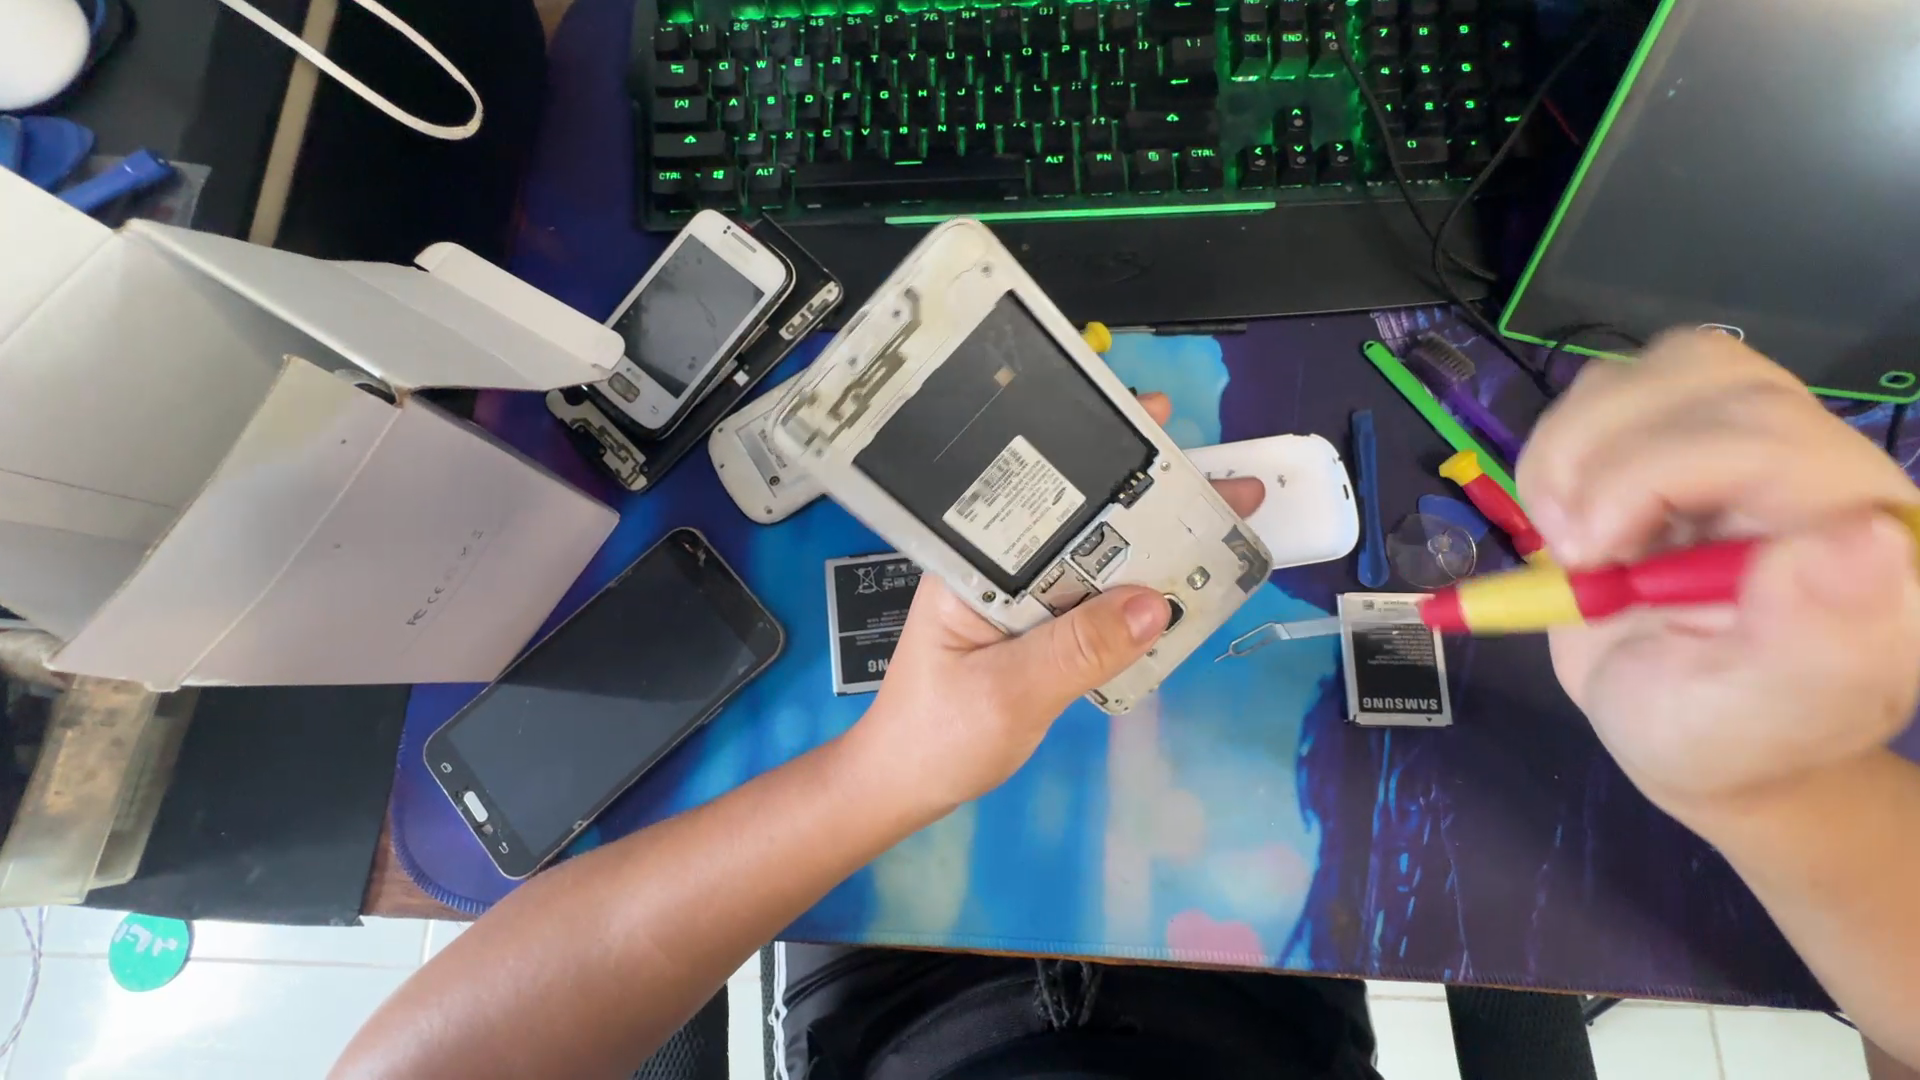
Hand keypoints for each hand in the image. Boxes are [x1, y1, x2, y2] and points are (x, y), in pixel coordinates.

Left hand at [846, 394, 1264, 812]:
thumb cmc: (938, 735)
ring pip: (1092, 559)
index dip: (1096, 456)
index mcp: (973, 563)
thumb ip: (1077, 649)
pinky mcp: (1038, 628)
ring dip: (1151, 543)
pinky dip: (1136, 591)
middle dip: (1147, 496)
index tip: (1153, 424)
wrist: (910, 783)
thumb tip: (1155, 602)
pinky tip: (1182, 582)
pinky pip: (1094, 601)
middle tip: (1220, 477)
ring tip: (1220, 519)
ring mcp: (1021, 598)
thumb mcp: (1008, 693)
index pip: (1035, 493)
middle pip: (1076, 521)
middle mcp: (998, 568)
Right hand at [1518, 330, 1919, 819]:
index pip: (1756, 432)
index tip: (1588, 559)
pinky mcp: (1665, 446)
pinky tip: (1561, 511)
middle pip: (1702, 376)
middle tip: (1576, 552)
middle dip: (1599, 463)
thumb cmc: (1717, 734)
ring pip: (1648, 370)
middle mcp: (1812, 468)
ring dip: (1569, 449)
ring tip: (1567, 534)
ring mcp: (1736, 449)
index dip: (1643, 479)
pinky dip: (1553, 447)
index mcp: (1863, 529)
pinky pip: (1602, 392)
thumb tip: (1859, 536)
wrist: (1675, 722)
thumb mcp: (1758, 716)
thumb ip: (1818, 644)